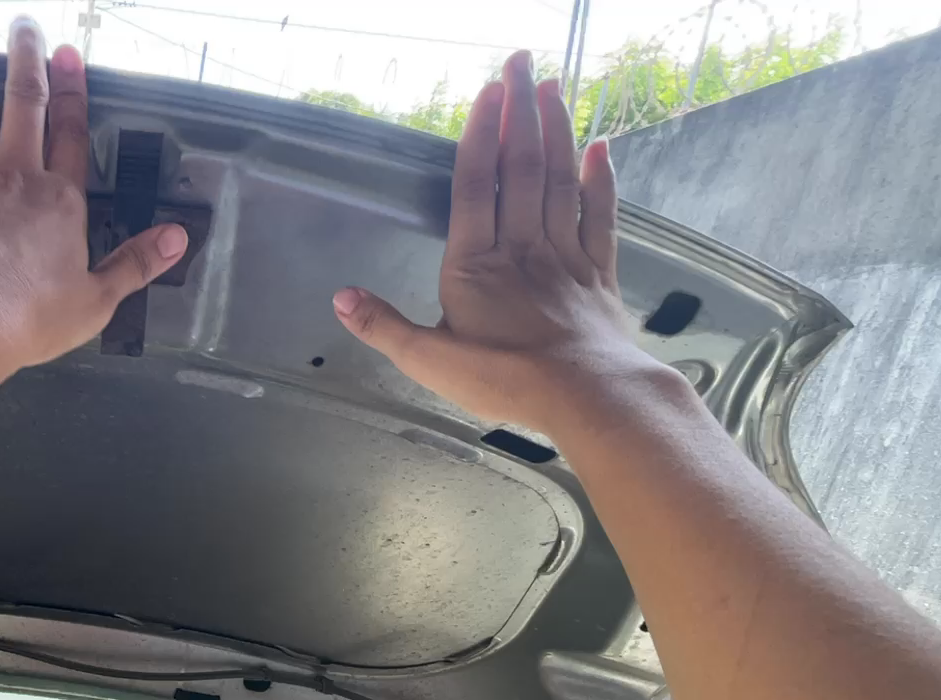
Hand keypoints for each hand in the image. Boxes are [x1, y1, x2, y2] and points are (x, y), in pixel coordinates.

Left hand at [0, 16, 187, 380]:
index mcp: (60, 201)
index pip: (71, 133)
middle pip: (24, 106)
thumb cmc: (28, 318)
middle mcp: (16, 179)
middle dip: (27, 61)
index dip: (72, 93)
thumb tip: (177, 239)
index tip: (70, 57)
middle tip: (25, 26)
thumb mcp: (97, 300)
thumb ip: (135, 264)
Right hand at [333, 51, 663, 436]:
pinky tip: (599, 147)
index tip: (489, 89)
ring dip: (555, 132)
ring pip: (559, 181)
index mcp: (475, 266)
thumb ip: (382, 326)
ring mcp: (564, 256)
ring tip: (551, 88)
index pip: (475, 188)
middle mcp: (521, 247)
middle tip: (522, 62)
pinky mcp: (597, 273)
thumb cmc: (501, 378)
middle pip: (520, 169)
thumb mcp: (426, 360)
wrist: (585, 396)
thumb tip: (340, 297)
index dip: (481, 136)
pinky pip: (600, 214)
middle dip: (520, 113)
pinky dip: (600, 178)